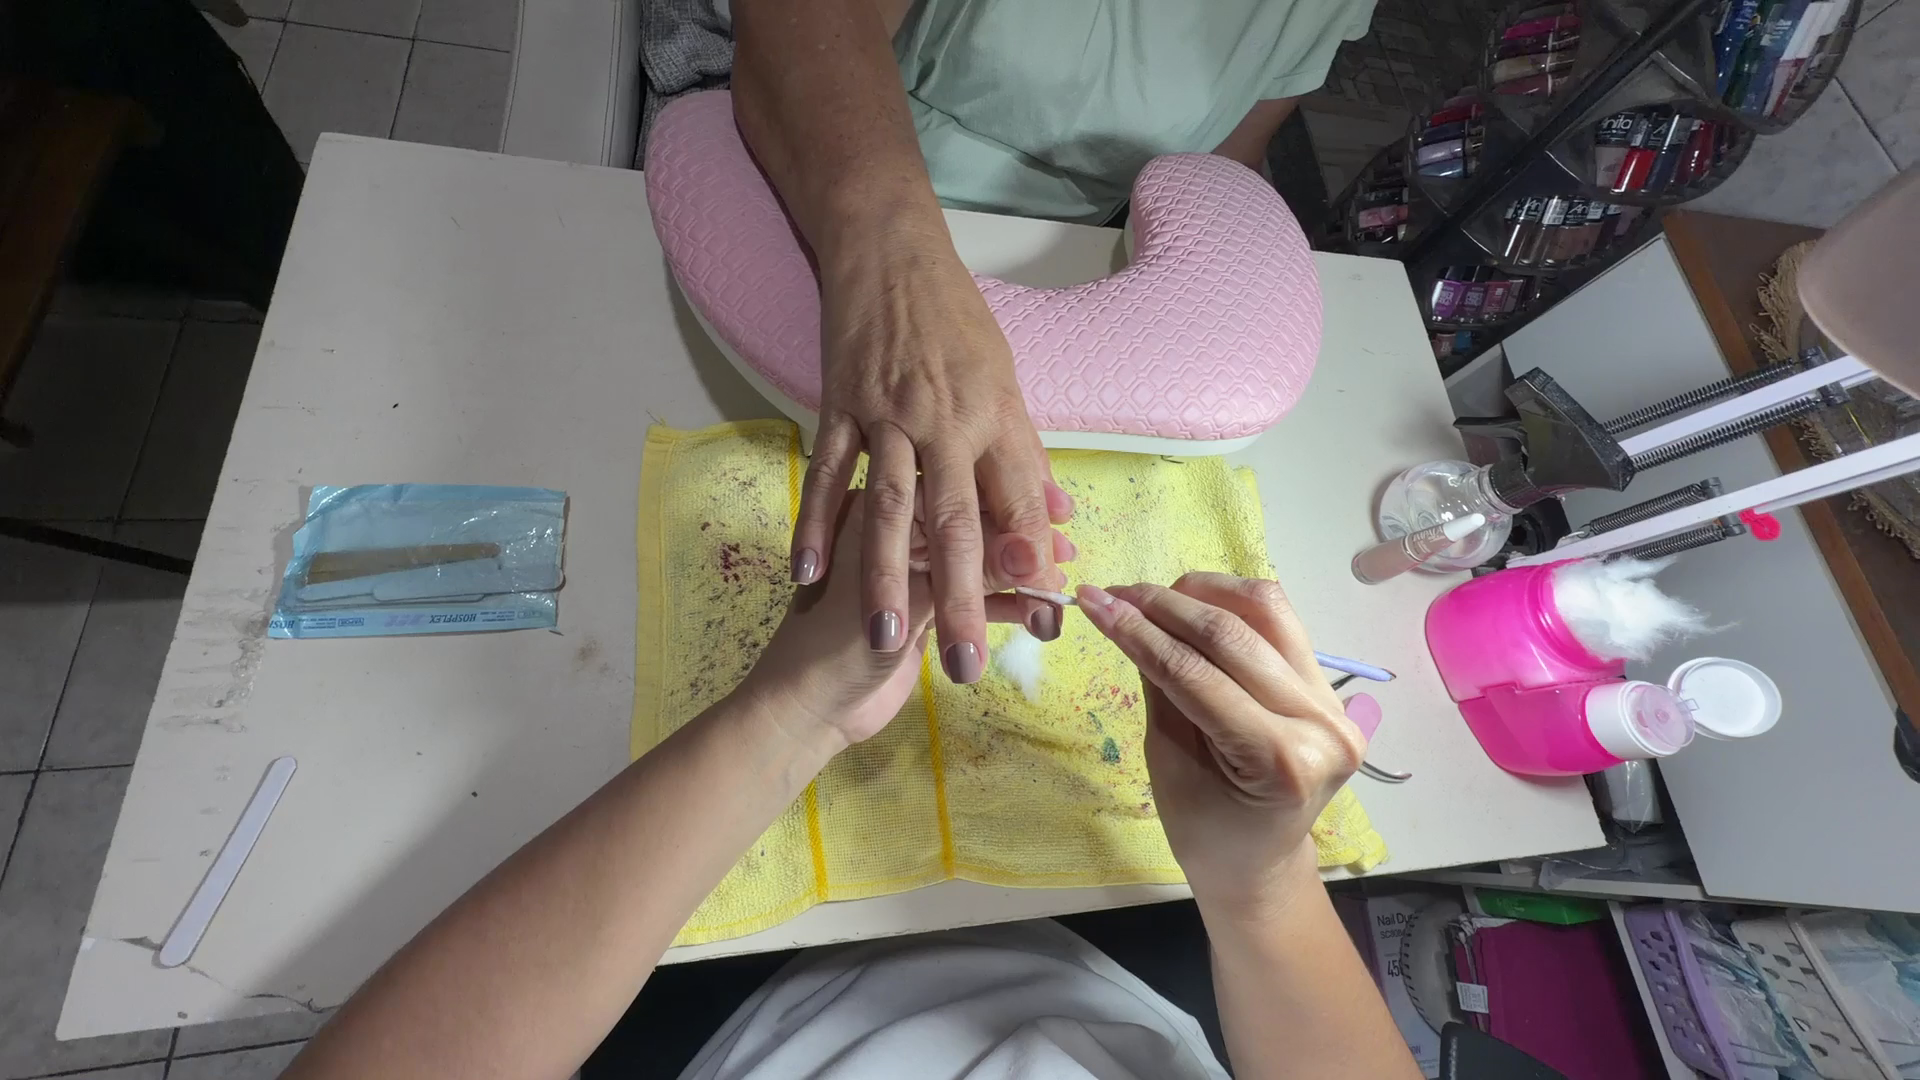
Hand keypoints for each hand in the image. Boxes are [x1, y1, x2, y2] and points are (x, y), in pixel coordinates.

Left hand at [745, 493, 1059, 746]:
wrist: (806, 711)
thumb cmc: (834, 643)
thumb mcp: (906, 600)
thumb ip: (966, 574)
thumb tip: (1032, 553)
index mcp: (879, 509)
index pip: (951, 494)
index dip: (1002, 507)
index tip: (1050, 517)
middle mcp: (897, 530)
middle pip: (970, 527)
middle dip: (1018, 541)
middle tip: (1065, 549)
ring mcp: (912, 570)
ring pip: (973, 562)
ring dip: (1016, 575)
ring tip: (1061, 583)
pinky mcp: (924, 607)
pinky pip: (969, 597)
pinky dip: (1002, 604)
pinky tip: (1038, 609)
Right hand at [789, 226, 1072, 685]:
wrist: (891, 254)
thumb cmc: (957, 324)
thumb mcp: (1007, 384)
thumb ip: (1026, 458)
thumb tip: (1059, 519)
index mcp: (990, 418)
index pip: (1014, 501)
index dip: (1027, 559)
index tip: (1038, 616)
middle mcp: (940, 423)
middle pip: (953, 522)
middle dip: (960, 597)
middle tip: (966, 666)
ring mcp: (883, 416)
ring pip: (886, 508)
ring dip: (884, 578)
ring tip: (885, 640)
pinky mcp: (837, 408)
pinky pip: (826, 473)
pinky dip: (814, 523)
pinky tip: (805, 574)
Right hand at [1074, 574, 1366, 918]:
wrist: (1259, 861)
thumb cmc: (1204, 829)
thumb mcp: (1167, 760)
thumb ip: (1159, 684)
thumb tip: (1127, 616)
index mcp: (1280, 760)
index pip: (1194, 674)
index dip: (1137, 631)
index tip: (1092, 601)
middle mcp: (1322, 723)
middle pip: (1231, 635)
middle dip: (1162, 606)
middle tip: (1112, 594)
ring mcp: (1334, 701)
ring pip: (1265, 610)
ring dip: (1202, 591)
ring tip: (1154, 598)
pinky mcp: (1330, 686)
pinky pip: (1279, 623)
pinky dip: (1231, 602)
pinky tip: (1193, 605)